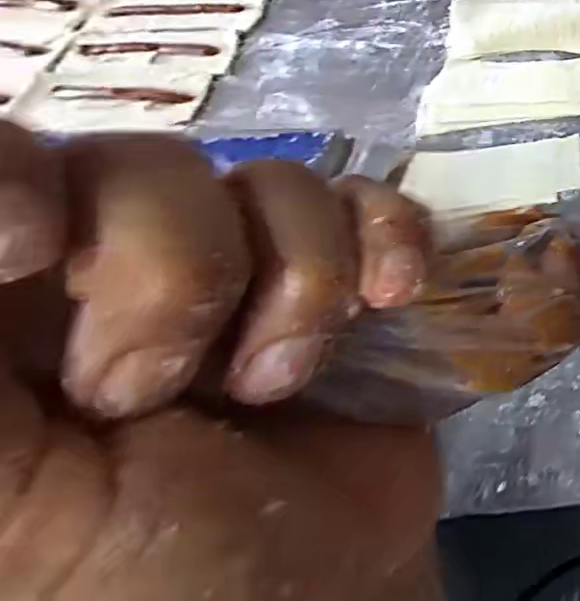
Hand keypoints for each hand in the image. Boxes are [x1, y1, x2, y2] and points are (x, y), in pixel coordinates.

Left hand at [0, 122, 441, 599]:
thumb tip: (10, 230)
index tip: (36, 251)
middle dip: (179, 274)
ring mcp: (251, 264)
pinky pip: (378, 201)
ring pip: (277, 183)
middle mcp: (113, 270)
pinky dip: (394, 240)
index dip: (12, 176)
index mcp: (0, 312)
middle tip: (162, 385)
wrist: (313, 589)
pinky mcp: (352, 267)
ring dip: (304, 279)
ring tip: (286, 377)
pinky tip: (393, 300)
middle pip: (146, 166)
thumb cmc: (123, 579)